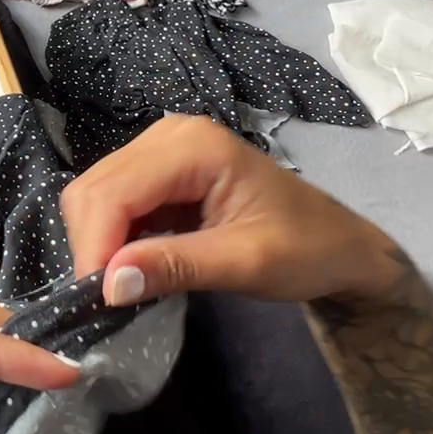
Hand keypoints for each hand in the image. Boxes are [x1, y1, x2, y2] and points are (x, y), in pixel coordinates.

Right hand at [60, 113, 406, 306]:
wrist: (342, 244)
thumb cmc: (308, 250)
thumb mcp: (246, 263)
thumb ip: (174, 267)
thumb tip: (109, 286)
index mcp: (193, 147)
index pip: (115, 192)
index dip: (96, 243)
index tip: (96, 298)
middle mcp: (166, 136)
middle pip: (94, 188)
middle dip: (90, 243)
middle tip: (102, 297)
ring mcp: (158, 148)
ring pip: (94, 194)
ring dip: (96, 241)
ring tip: (115, 284)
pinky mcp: (155, 169)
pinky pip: (112, 200)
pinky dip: (110, 236)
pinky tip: (127, 263)